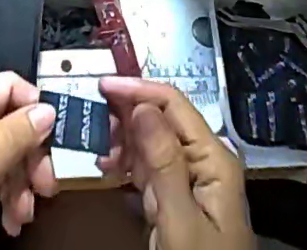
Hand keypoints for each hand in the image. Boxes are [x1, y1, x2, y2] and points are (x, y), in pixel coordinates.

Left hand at [0, 72, 57, 248]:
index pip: (6, 87)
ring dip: (20, 180)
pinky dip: (5, 193)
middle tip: (45, 189)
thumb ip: (8, 143)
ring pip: (3, 148)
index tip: (58, 147)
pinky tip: (11, 218)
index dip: (35, 112)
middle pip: (7, 119)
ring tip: (23, 214)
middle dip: (29, 155)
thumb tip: (48, 109)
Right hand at [97, 78, 251, 249]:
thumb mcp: (180, 221)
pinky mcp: (178, 201)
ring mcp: (191, 181)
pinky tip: (108, 165)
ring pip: (153, 142)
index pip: (174, 104)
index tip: (101, 85)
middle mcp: (205, 161)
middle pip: (163, 119)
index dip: (138, 89)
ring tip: (96, 141)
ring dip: (124, 137)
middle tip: (92, 114)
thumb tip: (141, 105)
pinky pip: (150, 168)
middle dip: (127, 112)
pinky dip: (128, 162)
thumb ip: (163, 161)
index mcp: (214, 157)